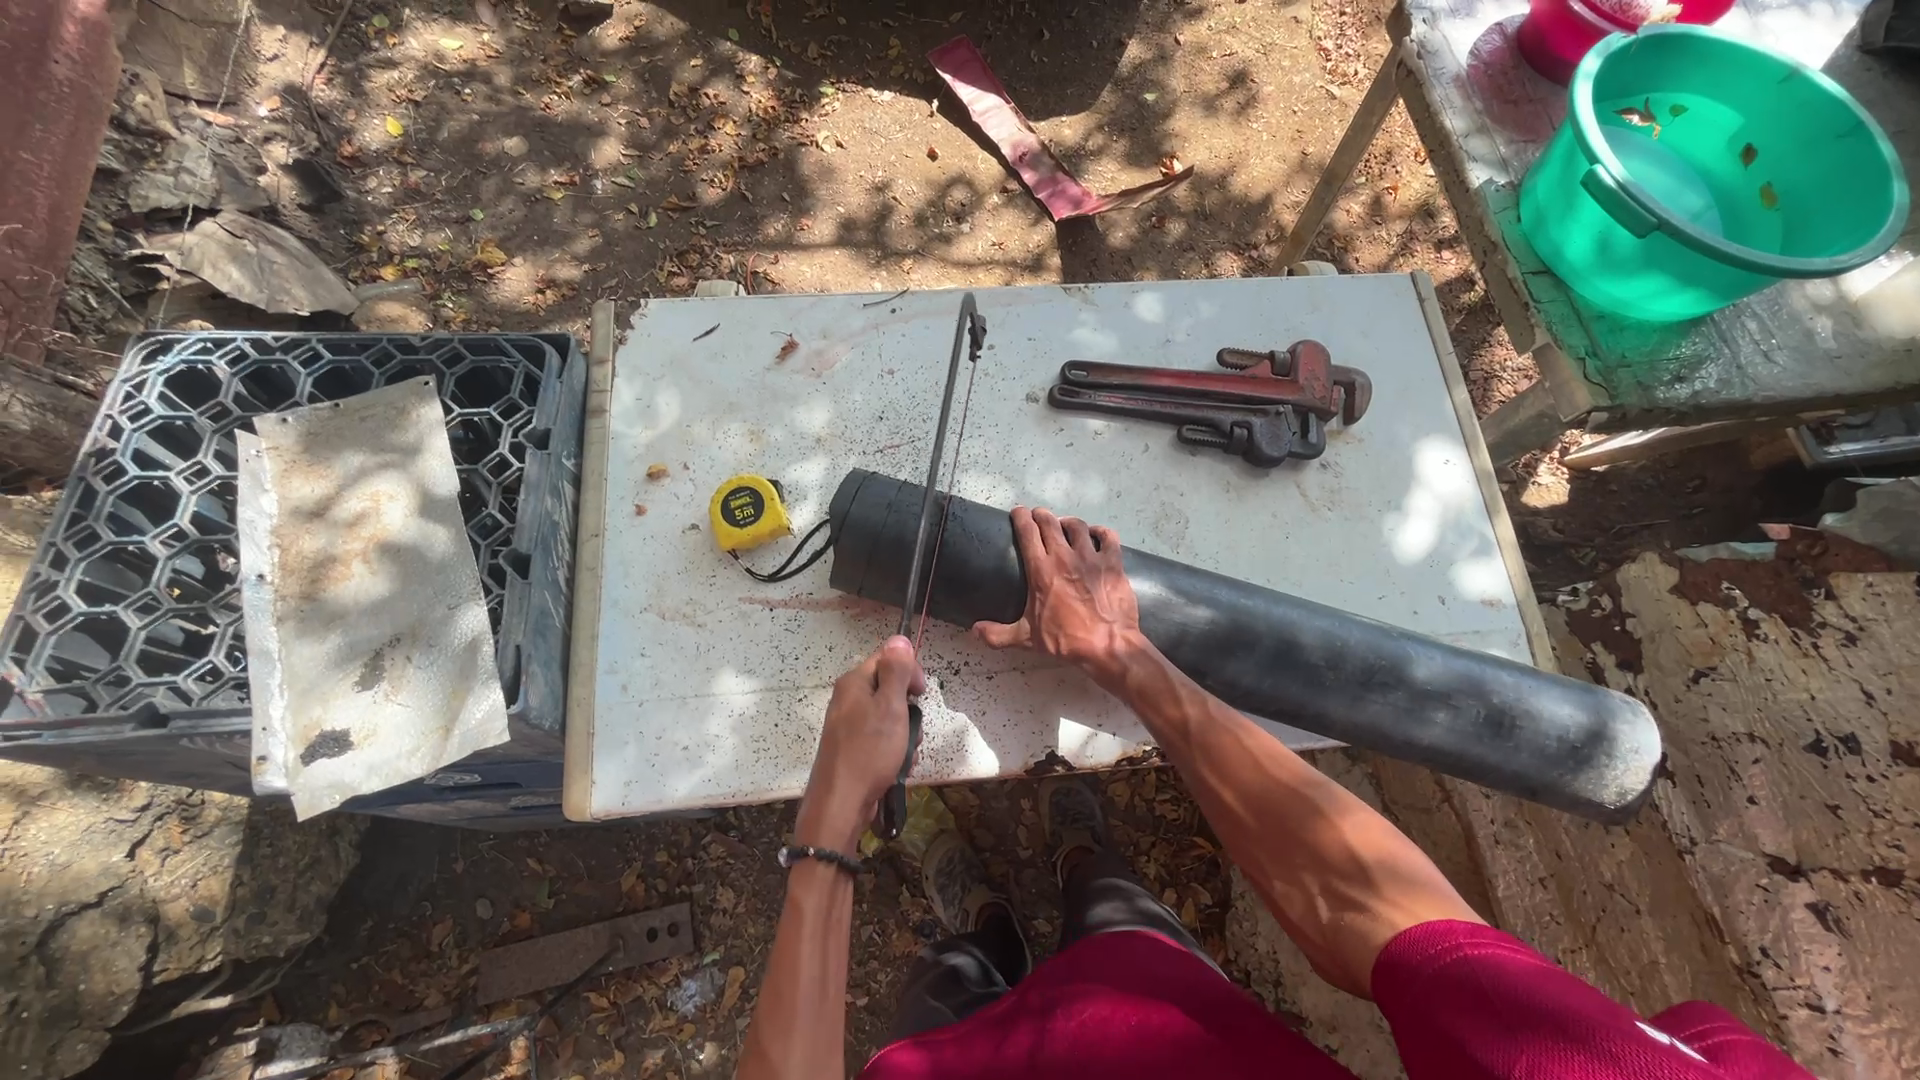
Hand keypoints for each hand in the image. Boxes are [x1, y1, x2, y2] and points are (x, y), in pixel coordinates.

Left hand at [798, 636, 924, 850]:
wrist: (841, 804)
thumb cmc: (869, 752)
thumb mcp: (890, 707)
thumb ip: (896, 672)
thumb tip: (899, 637)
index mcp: (854, 682)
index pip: (888, 658)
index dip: (909, 672)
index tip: (921, 694)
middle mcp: (848, 699)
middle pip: (891, 689)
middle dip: (910, 710)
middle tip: (912, 730)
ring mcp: (849, 726)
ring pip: (891, 717)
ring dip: (905, 735)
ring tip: (904, 754)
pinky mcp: (854, 749)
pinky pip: (882, 739)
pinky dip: (894, 751)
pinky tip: (897, 766)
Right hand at [972, 507, 1150, 688]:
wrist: (1107, 644)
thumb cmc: (1065, 639)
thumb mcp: (1027, 638)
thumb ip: (998, 634)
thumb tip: (975, 631)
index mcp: (1041, 570)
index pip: (1028, 532)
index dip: (1021, 517)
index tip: (1018, 513)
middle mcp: (1064, 556)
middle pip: (1050, 522)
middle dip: (1041, 515)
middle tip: (1038, 516)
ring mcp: (1091, 557)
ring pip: (1077, 526)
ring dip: (1068, 522)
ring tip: (1064, 525)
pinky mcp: (1112, 563)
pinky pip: (1108, 537)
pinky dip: (1101, 532)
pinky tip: (1096, 534)